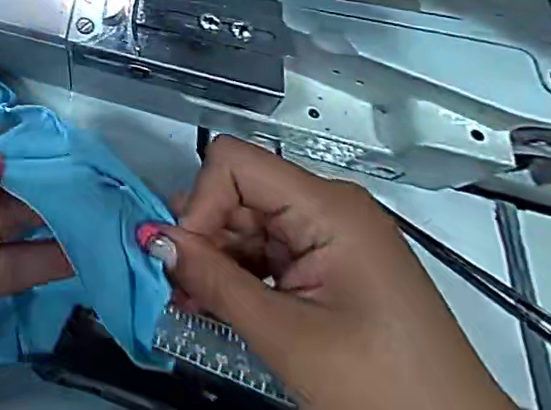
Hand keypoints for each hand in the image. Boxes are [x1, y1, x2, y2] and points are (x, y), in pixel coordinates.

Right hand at [140, 136, 513, 409]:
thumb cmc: (394, 393)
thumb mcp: (288, 337)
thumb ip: (214, 281)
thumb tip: (157, 239)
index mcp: (329, 207)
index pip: (235, 164)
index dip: (201, 203)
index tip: (183, 254)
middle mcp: (330, 206)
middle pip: (239, 191)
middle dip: (203, 234)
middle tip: (180, 284)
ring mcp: (332, 233)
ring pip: (249, 221)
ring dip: (217, 258)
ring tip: (199, 301)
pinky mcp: (331, 260)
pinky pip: (269, 248)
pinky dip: (241, 273)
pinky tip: (226, 304)